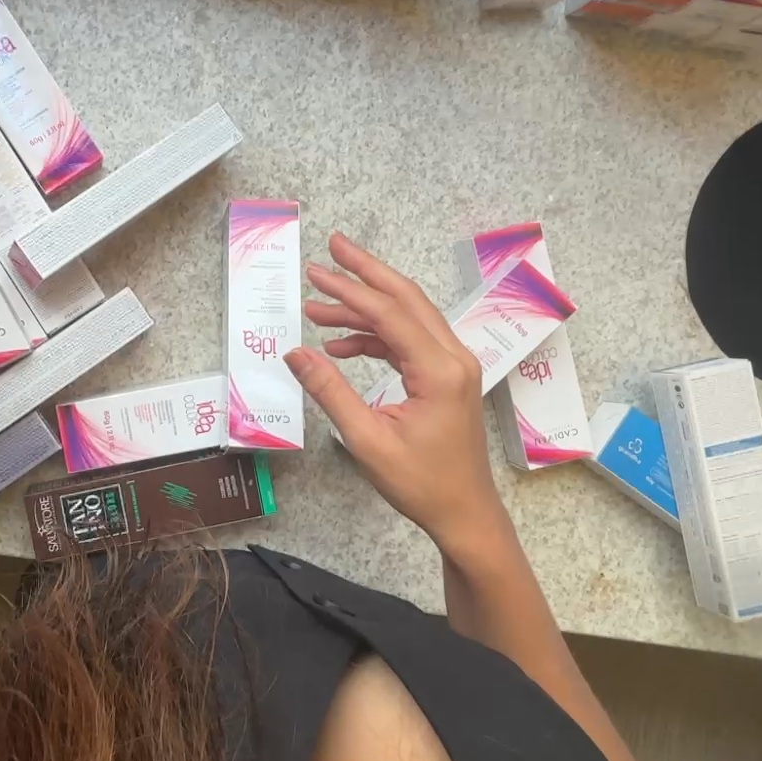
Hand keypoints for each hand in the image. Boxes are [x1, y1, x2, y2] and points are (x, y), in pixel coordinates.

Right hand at [284, 233, 505, 544]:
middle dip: (365, 271)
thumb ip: (330, 391)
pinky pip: (406, 341)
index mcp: (439, 370)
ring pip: (405, 317)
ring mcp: (452, 366)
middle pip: (405, 298)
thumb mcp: (367, 440)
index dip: (349, 289)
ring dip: (363, 308)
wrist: (465, 513)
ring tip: (318, 306)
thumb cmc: (421, 483)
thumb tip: (296, 352)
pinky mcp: (445, 377)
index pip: (388, 314)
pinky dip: (374, 335)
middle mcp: (452, 358)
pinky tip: (340, 344)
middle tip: (331, 247)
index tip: (316, 271)